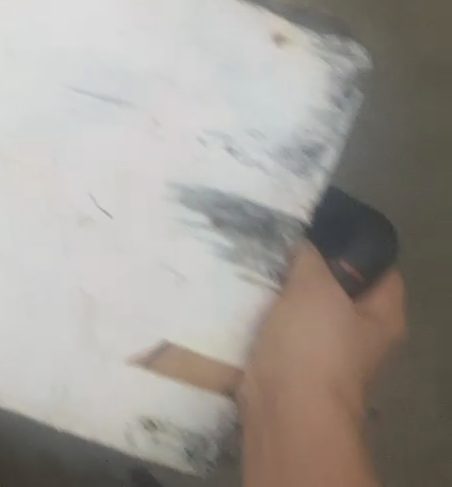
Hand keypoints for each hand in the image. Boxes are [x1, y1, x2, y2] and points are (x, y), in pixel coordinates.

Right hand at [242, 243, 405, 420]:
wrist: (287, 397)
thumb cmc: (316, 344)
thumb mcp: (317, 291)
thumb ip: (310, 259)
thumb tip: (299, 236)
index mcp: (382, 315)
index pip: (380, 269)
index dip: (353, 244)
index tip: (313, 219)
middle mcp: (357, 326)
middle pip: (334, 281)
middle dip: (304, 259)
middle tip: (269, 231)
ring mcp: (320, 338)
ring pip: (299, 296)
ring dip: (274, 277)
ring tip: (243, 249)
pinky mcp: (286, 345)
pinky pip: (273, 312)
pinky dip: (257, 297)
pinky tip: (233, 280)